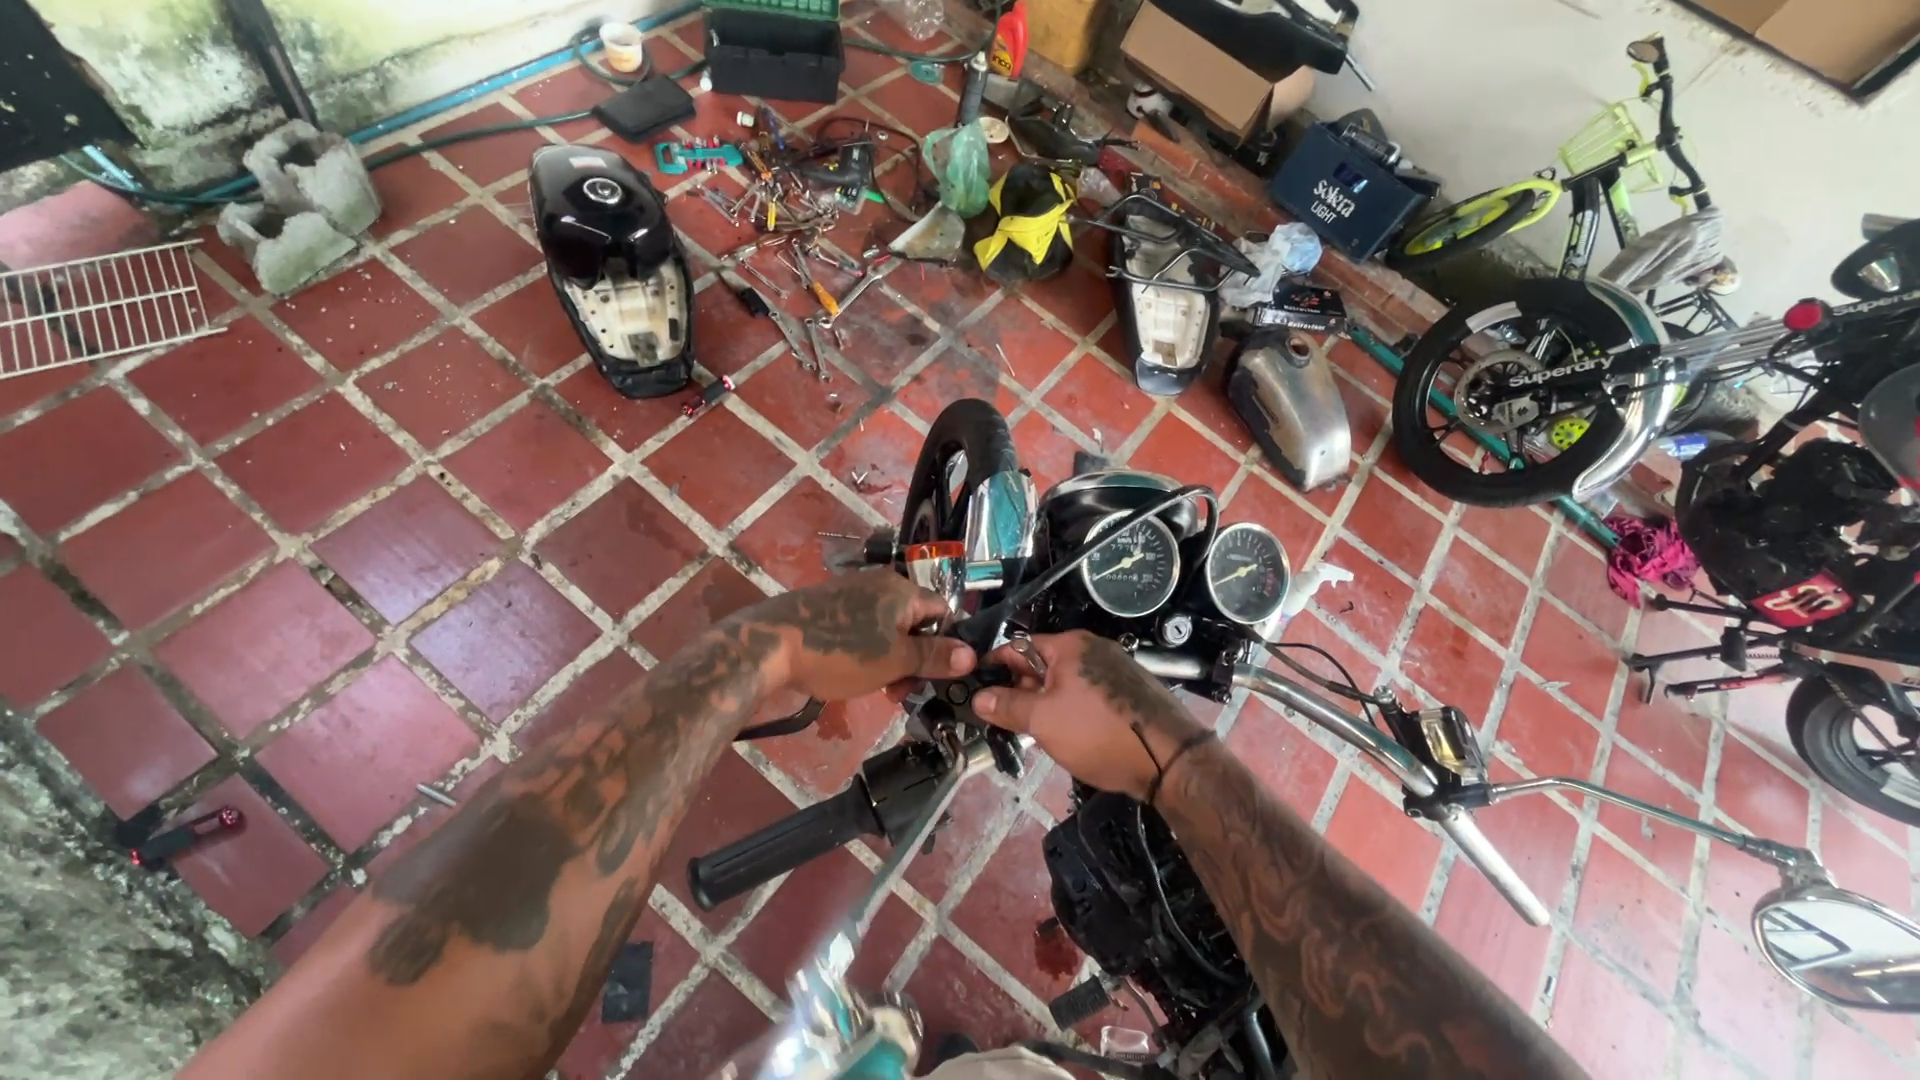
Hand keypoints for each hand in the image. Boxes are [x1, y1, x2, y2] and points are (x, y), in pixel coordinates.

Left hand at [738, 570, 974, 702]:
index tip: (937, 676)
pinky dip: (867, 653)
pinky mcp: (828, 608)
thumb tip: (972, 655)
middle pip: (915, 623)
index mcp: (901, 590)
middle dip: (915, 659)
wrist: (770, 645)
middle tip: (900, 692)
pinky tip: (853, 675)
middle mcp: (879, 584)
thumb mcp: (894, 661)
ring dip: (891, 661)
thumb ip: (934, 656)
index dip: (946, 644)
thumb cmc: (840, 652)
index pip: (943, 612)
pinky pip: (862, 629)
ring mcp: (851, 594)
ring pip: (888, 630)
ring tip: (878, 689)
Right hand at [970, 631, 1207, 799]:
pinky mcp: (1128, 692)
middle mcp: (1093, 649)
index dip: (995, 668)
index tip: (978, 691)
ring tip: (1034, 732)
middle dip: (1021, 690)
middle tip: (1005, 719)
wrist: (1169, 760)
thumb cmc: (1100, 733)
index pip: (1018, 646)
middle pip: (1041, 663)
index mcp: (1070, 645)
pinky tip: (1068, 735)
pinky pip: (1086, 695)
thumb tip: (978, 697)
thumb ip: (1008, 706)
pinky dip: (1071, 710)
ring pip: (1064, 683)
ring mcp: (1114, 670)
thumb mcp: (1044, 721)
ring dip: (1046, 704)